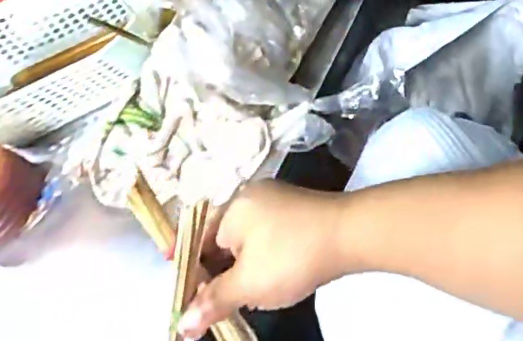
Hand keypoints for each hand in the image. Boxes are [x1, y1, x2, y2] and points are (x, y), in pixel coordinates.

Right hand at [177, 182, 347, 338]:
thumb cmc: (290, 255)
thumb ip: (211, 302)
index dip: (184, 269)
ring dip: (233, 271)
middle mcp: (253, 197)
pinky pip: (263, 238)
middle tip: (200, 309)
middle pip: (219, 239)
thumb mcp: (246, 284)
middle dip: (209, 274)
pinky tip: (258, 285)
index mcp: (235, 206)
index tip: (175, 295)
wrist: (348, 233)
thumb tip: (181, 324)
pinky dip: (255, 262)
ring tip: (228, 303)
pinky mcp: (295, 213)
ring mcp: (277, 202)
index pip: (197, 238)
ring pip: (242, 241)